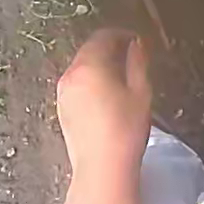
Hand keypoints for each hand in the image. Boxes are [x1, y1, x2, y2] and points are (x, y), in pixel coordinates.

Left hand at [57, 29, 152, 182]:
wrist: (103, 168)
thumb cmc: (126, 129)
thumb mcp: (140, 92)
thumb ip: (137, 62)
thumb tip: (136, 45)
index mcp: (89, 66)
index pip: (102, 37)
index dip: (120, 35)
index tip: (135, 40)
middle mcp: (71, 75)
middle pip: (89, 51)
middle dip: (109, 49)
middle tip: (131, 56)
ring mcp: (63, 94)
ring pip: (81, 68)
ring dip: (99, 65)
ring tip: (121, 77)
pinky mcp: (62, 110)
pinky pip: (77, 85)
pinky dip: (90, 82)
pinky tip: (106, 96)